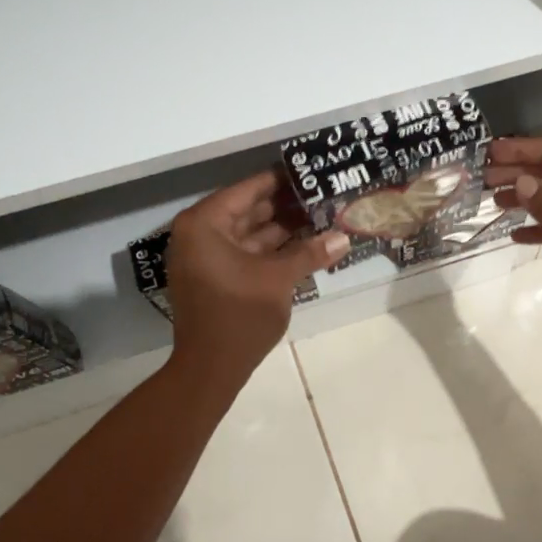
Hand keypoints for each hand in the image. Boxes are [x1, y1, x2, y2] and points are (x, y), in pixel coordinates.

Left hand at [164, 170, 346, 381]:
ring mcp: (204, 259)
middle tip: (321, 197)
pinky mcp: (213, 280)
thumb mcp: (279, 279)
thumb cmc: (240, 315)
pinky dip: (270, 251)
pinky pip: (244, 254)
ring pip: (248, 235)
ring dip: (281, 230)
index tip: (309, 173)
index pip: (247, 190)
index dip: (280, 181)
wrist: (210, 367)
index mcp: (205, 224)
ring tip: (319, 220)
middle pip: (247, 210)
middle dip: (284, 206)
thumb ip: (310, 253)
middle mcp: (198, 235)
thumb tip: (343, 238)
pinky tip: (303, 248)